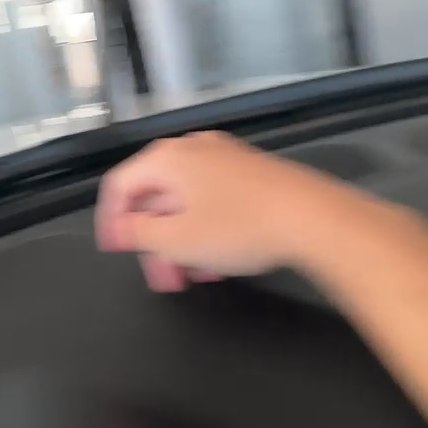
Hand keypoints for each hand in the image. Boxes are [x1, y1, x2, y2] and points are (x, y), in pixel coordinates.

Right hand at [96, 131, 423, 290]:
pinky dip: (204, 227)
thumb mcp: (178, 240)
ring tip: (194, 275)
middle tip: (163, 279)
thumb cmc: (240, 227)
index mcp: (166, 159)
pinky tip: (220, 260)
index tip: (117, 253)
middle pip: (153, 195)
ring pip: (184, 200)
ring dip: (180, 240)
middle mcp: (191, 148)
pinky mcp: (248, 170)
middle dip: (153, 241)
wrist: (316, 218)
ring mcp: (223, 156)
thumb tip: (116, 229)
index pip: (119, 186)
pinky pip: (210, 197)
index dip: (111, 222)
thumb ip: (138, 233)